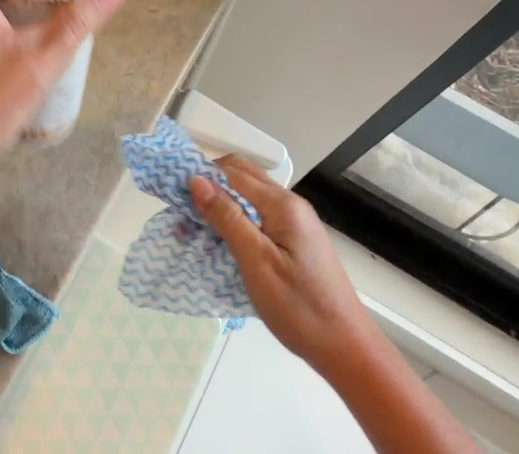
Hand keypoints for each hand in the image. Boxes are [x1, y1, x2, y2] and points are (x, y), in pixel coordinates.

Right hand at [191, 155, 377, 369]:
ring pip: (248, 199)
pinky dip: (235, 224)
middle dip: (208, 189)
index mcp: (282, 204)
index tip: (172, 197)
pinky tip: (221, 246)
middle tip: (181, 216)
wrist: (345, 347)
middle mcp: (290, 205)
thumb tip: (196, 179)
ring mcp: (295, 223)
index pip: (233, 171)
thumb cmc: (299, 307)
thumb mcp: (256, 262)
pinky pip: (258, 218)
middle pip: (241, 178)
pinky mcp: (294, 242)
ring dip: (220, 208)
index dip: (201, 177)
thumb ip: (227, 217)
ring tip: (194, 234)